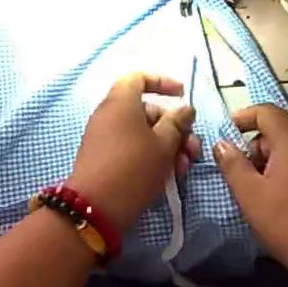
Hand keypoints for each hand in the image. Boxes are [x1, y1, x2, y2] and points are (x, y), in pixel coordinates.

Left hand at [68, 74, 200, 229]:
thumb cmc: (134, 168)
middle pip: (147, 109)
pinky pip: (131, 147)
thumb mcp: (164, 144)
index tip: (182, 95)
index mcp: (120, 102)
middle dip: (174, 127)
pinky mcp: (103, 158)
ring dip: (168, 146)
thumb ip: (177, 123)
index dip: (162, 82)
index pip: (138, 77)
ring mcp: (104, 137)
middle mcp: (109, 115)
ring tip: (183, 168)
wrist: (95, 208)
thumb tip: (184, 109)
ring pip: (143, 132)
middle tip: (192, 149)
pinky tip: (168, 175)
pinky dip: (151, 155)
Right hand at [214, 104, 287, 272]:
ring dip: (265, 164)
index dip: (242, 117)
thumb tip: (222, 144)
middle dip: (252, 147)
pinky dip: (281, 174)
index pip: (266, 111)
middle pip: (278, 131)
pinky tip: (273, 202)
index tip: (223, 135)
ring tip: (251, 193)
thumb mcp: (250, 194)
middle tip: (235, 174)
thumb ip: (232, 164)